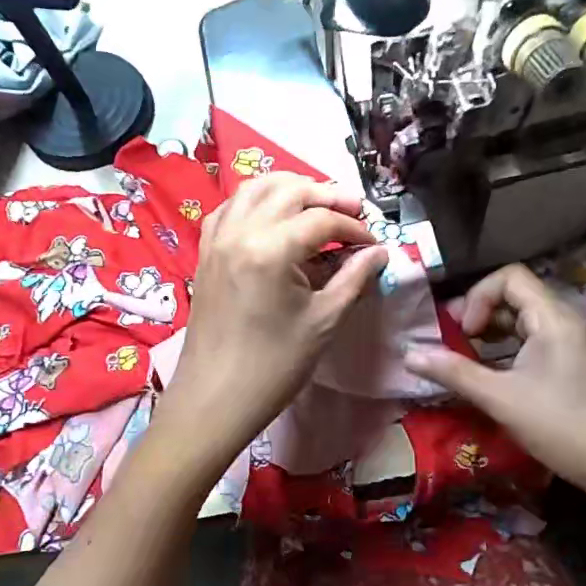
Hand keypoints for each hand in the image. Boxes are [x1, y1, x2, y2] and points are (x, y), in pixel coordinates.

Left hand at [163, 172, 387, 450]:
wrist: (215, 397)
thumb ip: (353, 279)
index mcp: (270, 250)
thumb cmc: (274, 366)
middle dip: (326, 195)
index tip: (372, 243)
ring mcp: (217, 239)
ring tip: (317, 205)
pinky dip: (256, 202)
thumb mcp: (323, 322)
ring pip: (255, 188)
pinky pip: (230, 208)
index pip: (321, 219)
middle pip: (289, 190)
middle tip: (354, 210)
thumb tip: (379, 252)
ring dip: (290, 189)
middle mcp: (239, 232)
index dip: (353, 227)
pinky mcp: (206, 252)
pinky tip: (274, 218)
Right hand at [405, 264, 585, 522]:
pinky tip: (493, 375)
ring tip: (466, 358)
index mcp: (552, 318)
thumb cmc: (560, 424)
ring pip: (525, 321)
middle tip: (452, 340)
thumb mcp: (500, 398)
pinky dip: (509, 350)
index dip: (478, 296)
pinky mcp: (575, 366)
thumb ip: (453, 372)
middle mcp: (565, 322)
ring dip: (492, 333)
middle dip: (479, 313)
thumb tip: (409, 355)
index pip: (509, 277)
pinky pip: (536, 342)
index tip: (464, 331)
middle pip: (516, 296)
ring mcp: (573, 344)